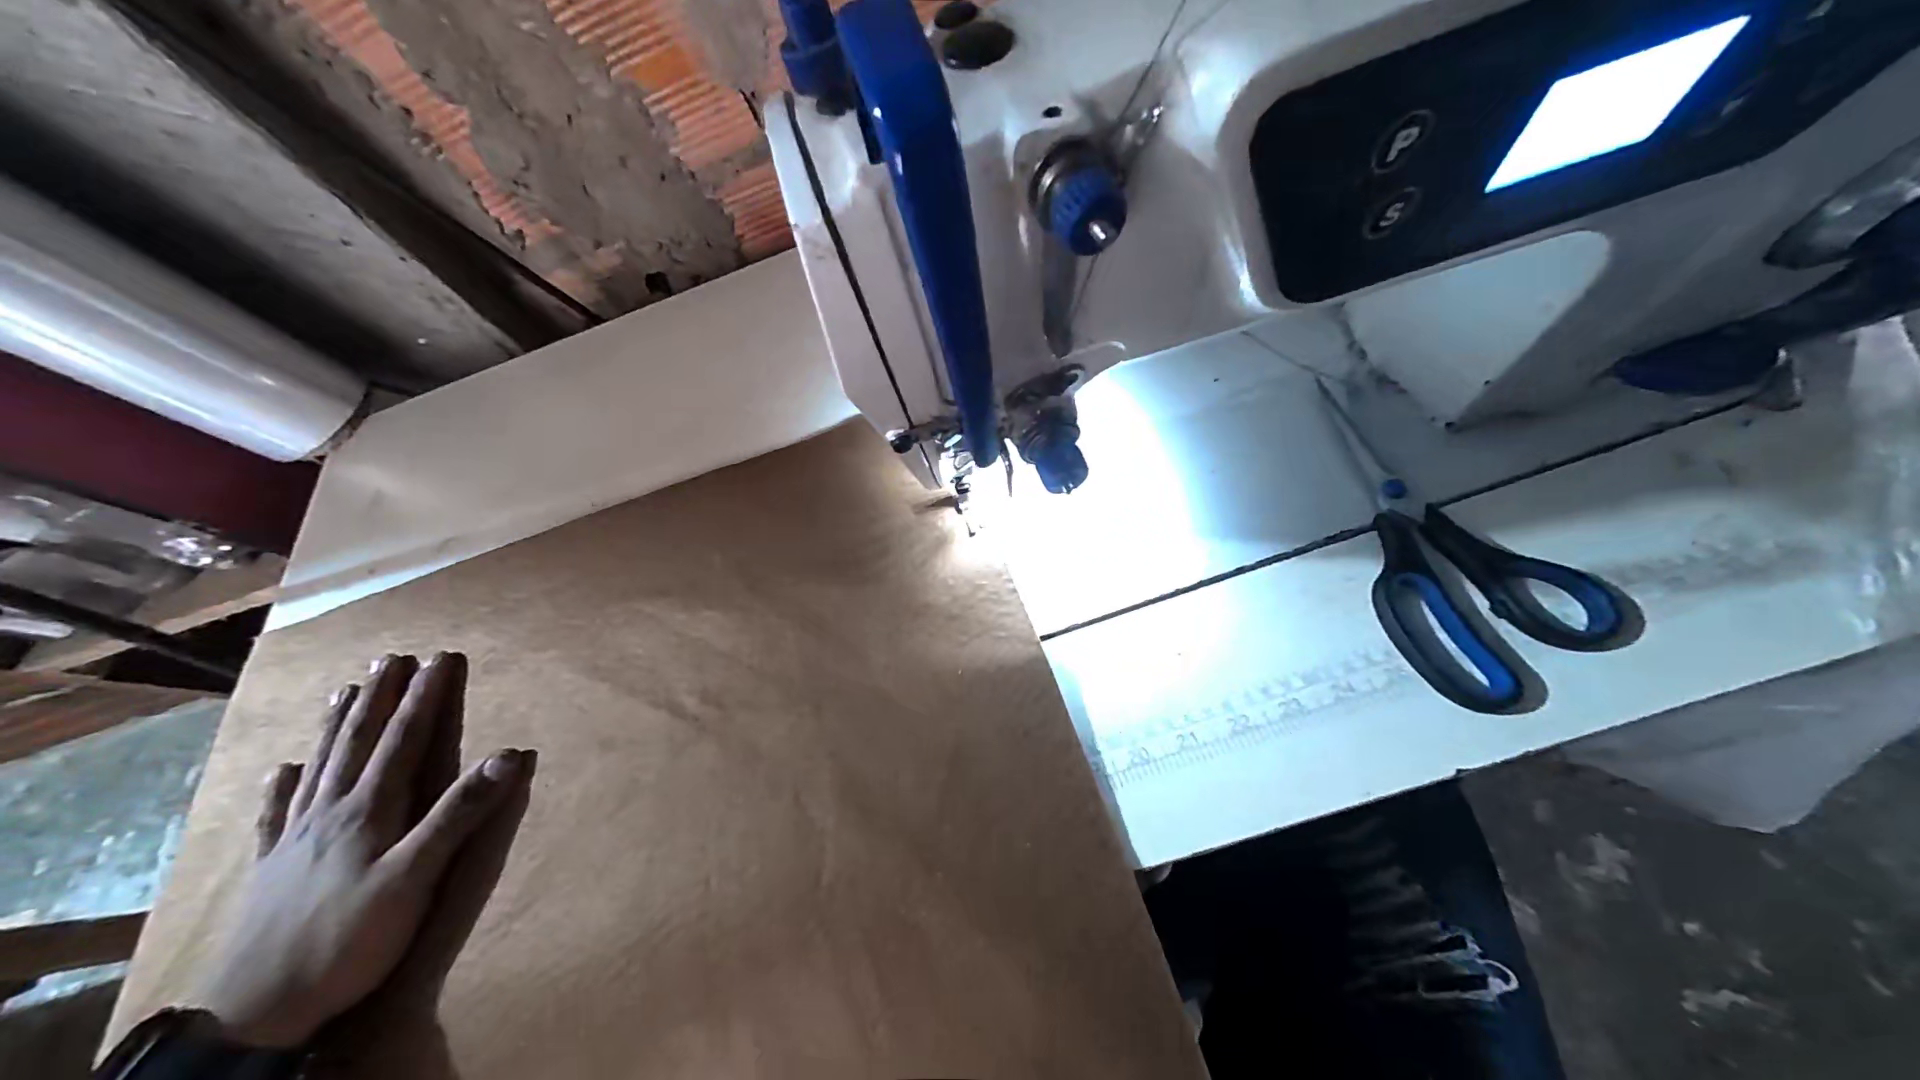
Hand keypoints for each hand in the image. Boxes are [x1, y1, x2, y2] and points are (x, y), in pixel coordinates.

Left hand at [195, 652, 535, 1048]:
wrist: (254, 1011)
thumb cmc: (349, 939)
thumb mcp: (416, 877)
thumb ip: (458, 814)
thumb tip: (509, 755)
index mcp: (368, 810)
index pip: (404, 739)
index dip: (424, 697)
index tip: (441, 658)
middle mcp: (329, 812)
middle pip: (359, 742)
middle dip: (380, 697)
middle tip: (391, 658)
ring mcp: (294, 838)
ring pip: (320, 766)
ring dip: (337, 725)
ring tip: (346, 690)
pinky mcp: (270, 867)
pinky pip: (275, 814)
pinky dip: (280, 786)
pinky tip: (281, 769)